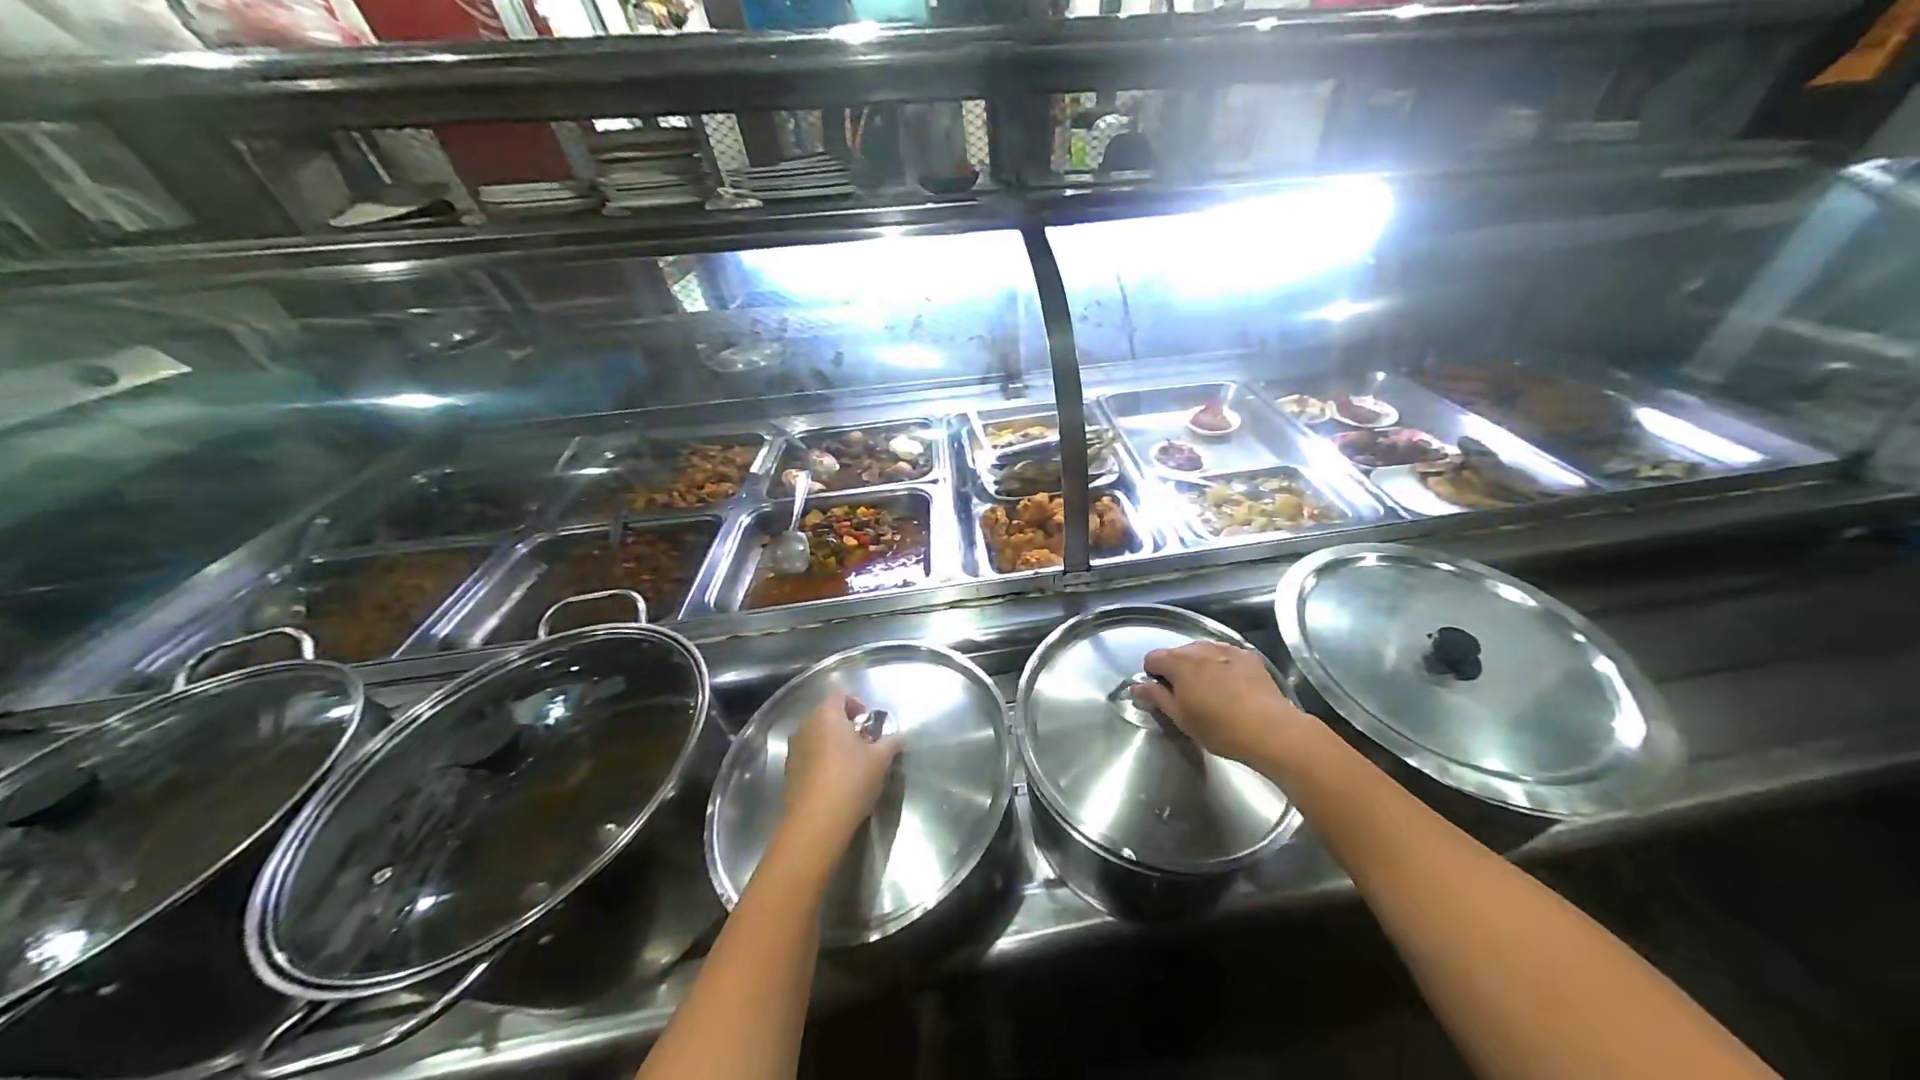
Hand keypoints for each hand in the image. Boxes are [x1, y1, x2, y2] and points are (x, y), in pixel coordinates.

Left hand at [783, 691, 902, 844]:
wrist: (815, 822)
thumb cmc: (851, 780)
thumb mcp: (881, 759)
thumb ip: (891, 742)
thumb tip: (897, 735)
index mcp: (826, 715)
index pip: (839, 694)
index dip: (856, 702)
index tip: (868, 721)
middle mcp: (805, 725)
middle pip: (826, 714)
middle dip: (846, 724)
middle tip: (864, 743)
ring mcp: (794, 748)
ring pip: (816, 734)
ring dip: (833, 741)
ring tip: (852, 763)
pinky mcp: (789, 771)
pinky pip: (808, 754)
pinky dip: (822, 758)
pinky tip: (835, 779)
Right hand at [1130, 641, 1317, 765]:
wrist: (1270, 730)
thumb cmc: (1219, 727)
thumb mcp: (1180, 717)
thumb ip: (1156, 696)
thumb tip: (1136, 686)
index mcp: (1178, 662)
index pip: (1152, 658)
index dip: (1152, 676)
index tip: (1163, 695)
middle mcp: (1200, 648)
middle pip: (1177, 653)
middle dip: (1176, 670)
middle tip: (1187, 698)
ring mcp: (1226, 649)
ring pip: (1202, 652)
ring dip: (1199, 667)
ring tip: (1211, 693)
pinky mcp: (1248, 656)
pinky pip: (1225, 656)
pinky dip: (1221, 666)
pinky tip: (1231, 687)